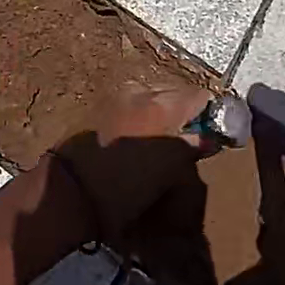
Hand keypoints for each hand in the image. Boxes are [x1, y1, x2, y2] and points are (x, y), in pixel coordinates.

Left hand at [48, 83, 214, 237]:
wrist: (67, 192)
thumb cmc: (122, 187)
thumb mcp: (168, 170)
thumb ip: (191, 147)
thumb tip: (206, 138)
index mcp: (161, 104)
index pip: (201, 96)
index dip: (213, 114)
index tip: (217, 133)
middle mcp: (138, 91)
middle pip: (175, 94)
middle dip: (185, 114)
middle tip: (190, 141)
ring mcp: (114, 98)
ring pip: (151, 101)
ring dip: (160, 116)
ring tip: (161, 144)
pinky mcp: (95, 108)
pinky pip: (129, 108)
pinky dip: (139, 120)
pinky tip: (137, 142)